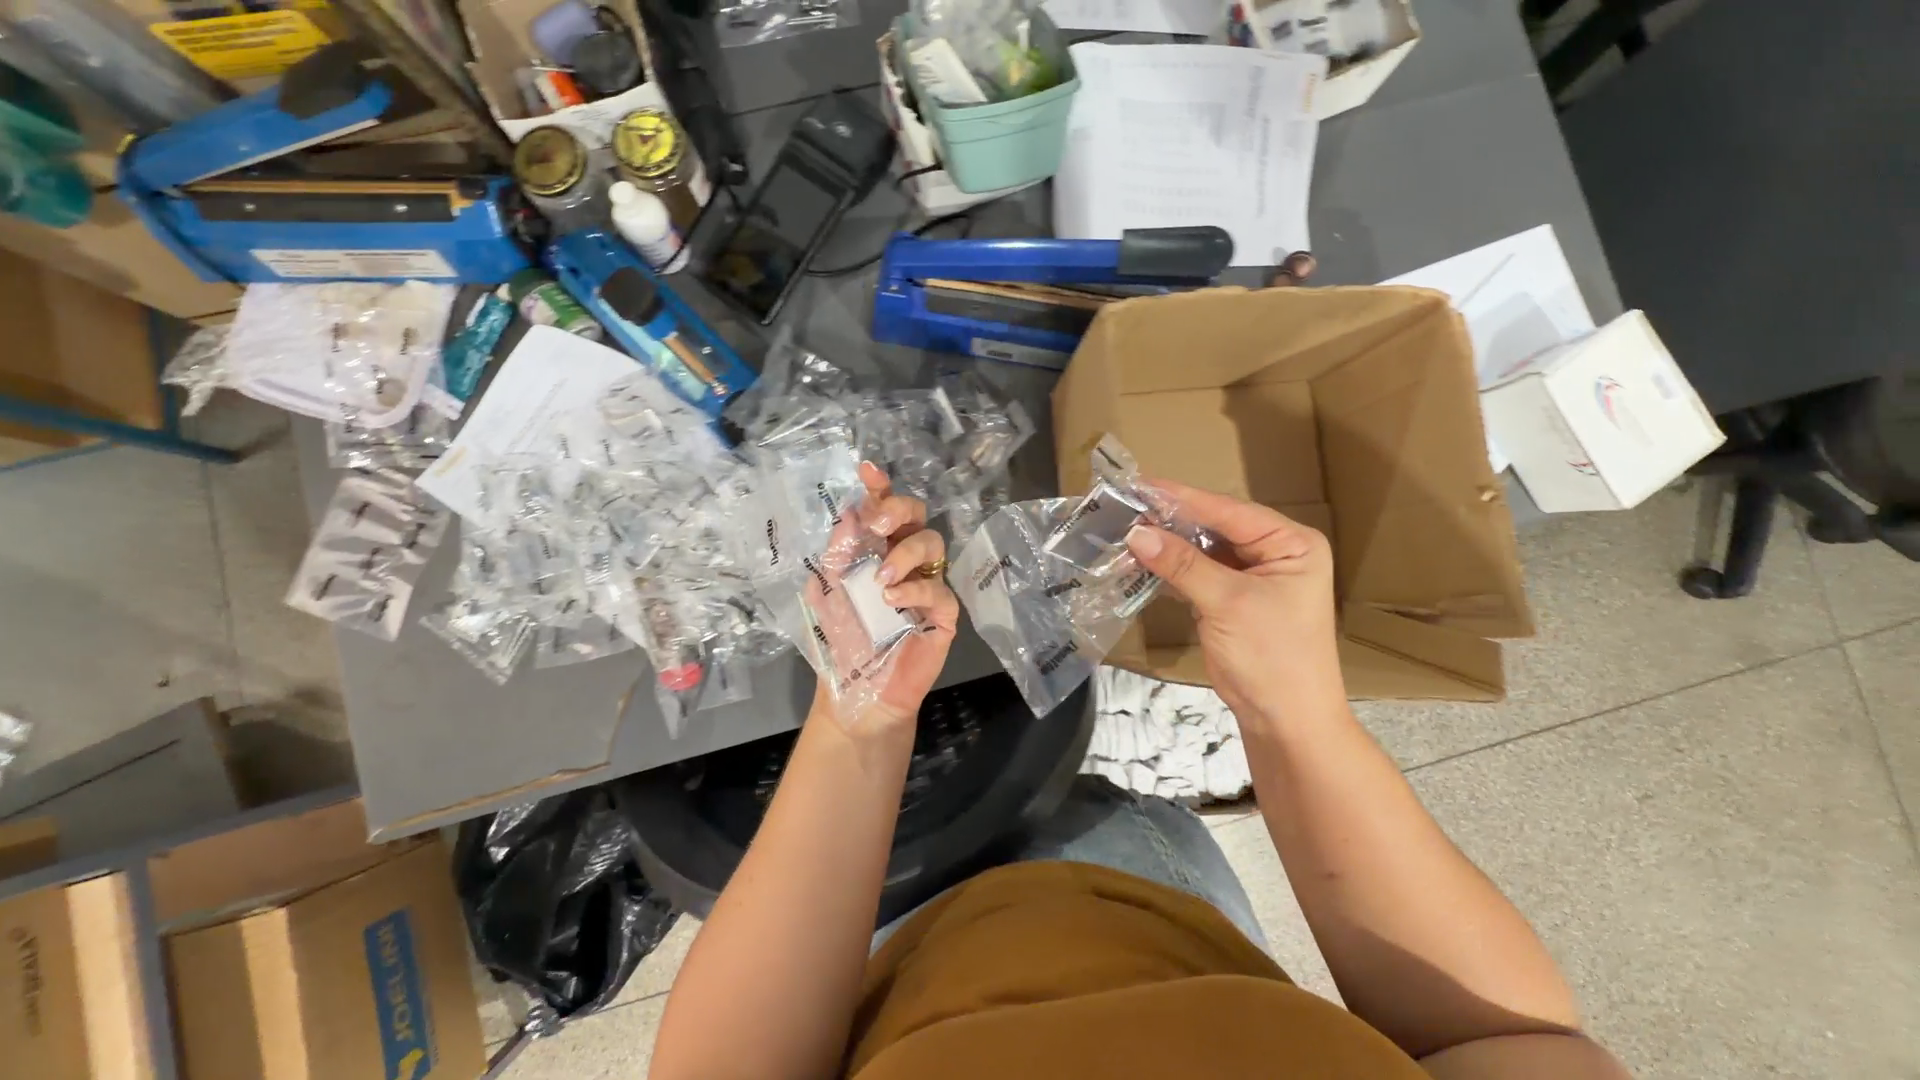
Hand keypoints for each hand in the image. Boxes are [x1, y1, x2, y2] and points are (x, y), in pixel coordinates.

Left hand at [803, 463, 958, 734]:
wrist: (856, 694)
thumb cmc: (840, 642)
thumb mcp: (828, 592)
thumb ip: (838, 553)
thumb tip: (850, 512)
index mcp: (876, 552)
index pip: (882, 511)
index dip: (879, 488)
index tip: (867, 470)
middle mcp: (905, 561)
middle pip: (918, 517)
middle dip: (899, 511)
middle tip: (877, 527)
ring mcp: (927, 586)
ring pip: (934, 544)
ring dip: (905, 552)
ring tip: (880, 578)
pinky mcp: (943, 615)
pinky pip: (940, 589)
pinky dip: (915, 588)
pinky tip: (892, 600)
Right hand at [1124, 480, 1341, 727]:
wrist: (1286, 722)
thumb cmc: (1271, 657)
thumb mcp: (1227, 603)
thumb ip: (1182, 565)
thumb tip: (1136, 533)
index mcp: (1292, 543)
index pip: (1230, 511)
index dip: (1183, 498)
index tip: (1140, 484)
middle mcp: (1275, 553)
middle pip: (1215, 527)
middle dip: (1171, 521)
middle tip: (1126, 506)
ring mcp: (1253, 578)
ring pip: (1203, 551)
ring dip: (1167, 546)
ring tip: (1125, 530)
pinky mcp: (1232, 602)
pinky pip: (1198, 575)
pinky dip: (1171, 570)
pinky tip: (1141, 561)